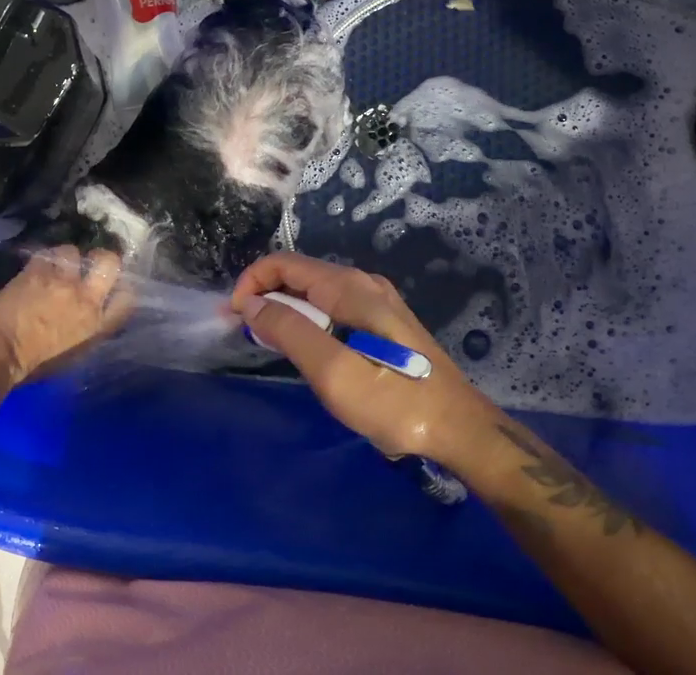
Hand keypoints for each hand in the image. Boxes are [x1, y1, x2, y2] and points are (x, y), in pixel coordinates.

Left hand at [0, 247, 134, 382]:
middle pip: (108, 262)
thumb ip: (87, 332)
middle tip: (90, 262)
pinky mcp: (37, 271)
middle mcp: (86, 298)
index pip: (127, 297)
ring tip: (54, 265)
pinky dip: (40, 261)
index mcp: (98, 326)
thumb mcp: (74, 354)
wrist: (1, 352)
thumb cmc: (36, 365)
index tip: (112, 285)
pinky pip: (44, 255)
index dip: (123, 286)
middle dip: (102, 258)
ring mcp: (62, 281)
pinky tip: (34, 268)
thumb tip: (87, 318)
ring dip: (64, 257)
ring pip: (72, 251)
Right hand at [231, 252, 498, 460]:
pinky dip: (307, 321)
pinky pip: (332, 309)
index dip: (251, 283)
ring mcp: (377, 303)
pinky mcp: (385, 324)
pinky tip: (306, 350)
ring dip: (284, 311)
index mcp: (349, 287)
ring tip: (268, 344)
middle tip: (244, 333)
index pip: (282, 263)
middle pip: (298, 275)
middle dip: (264, 296)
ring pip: (314, 293)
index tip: (235, 318)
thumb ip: (288, 331)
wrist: (460, 431)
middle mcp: (363, 284)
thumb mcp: (332, 370)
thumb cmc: (393, 402)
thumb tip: (251, 304)